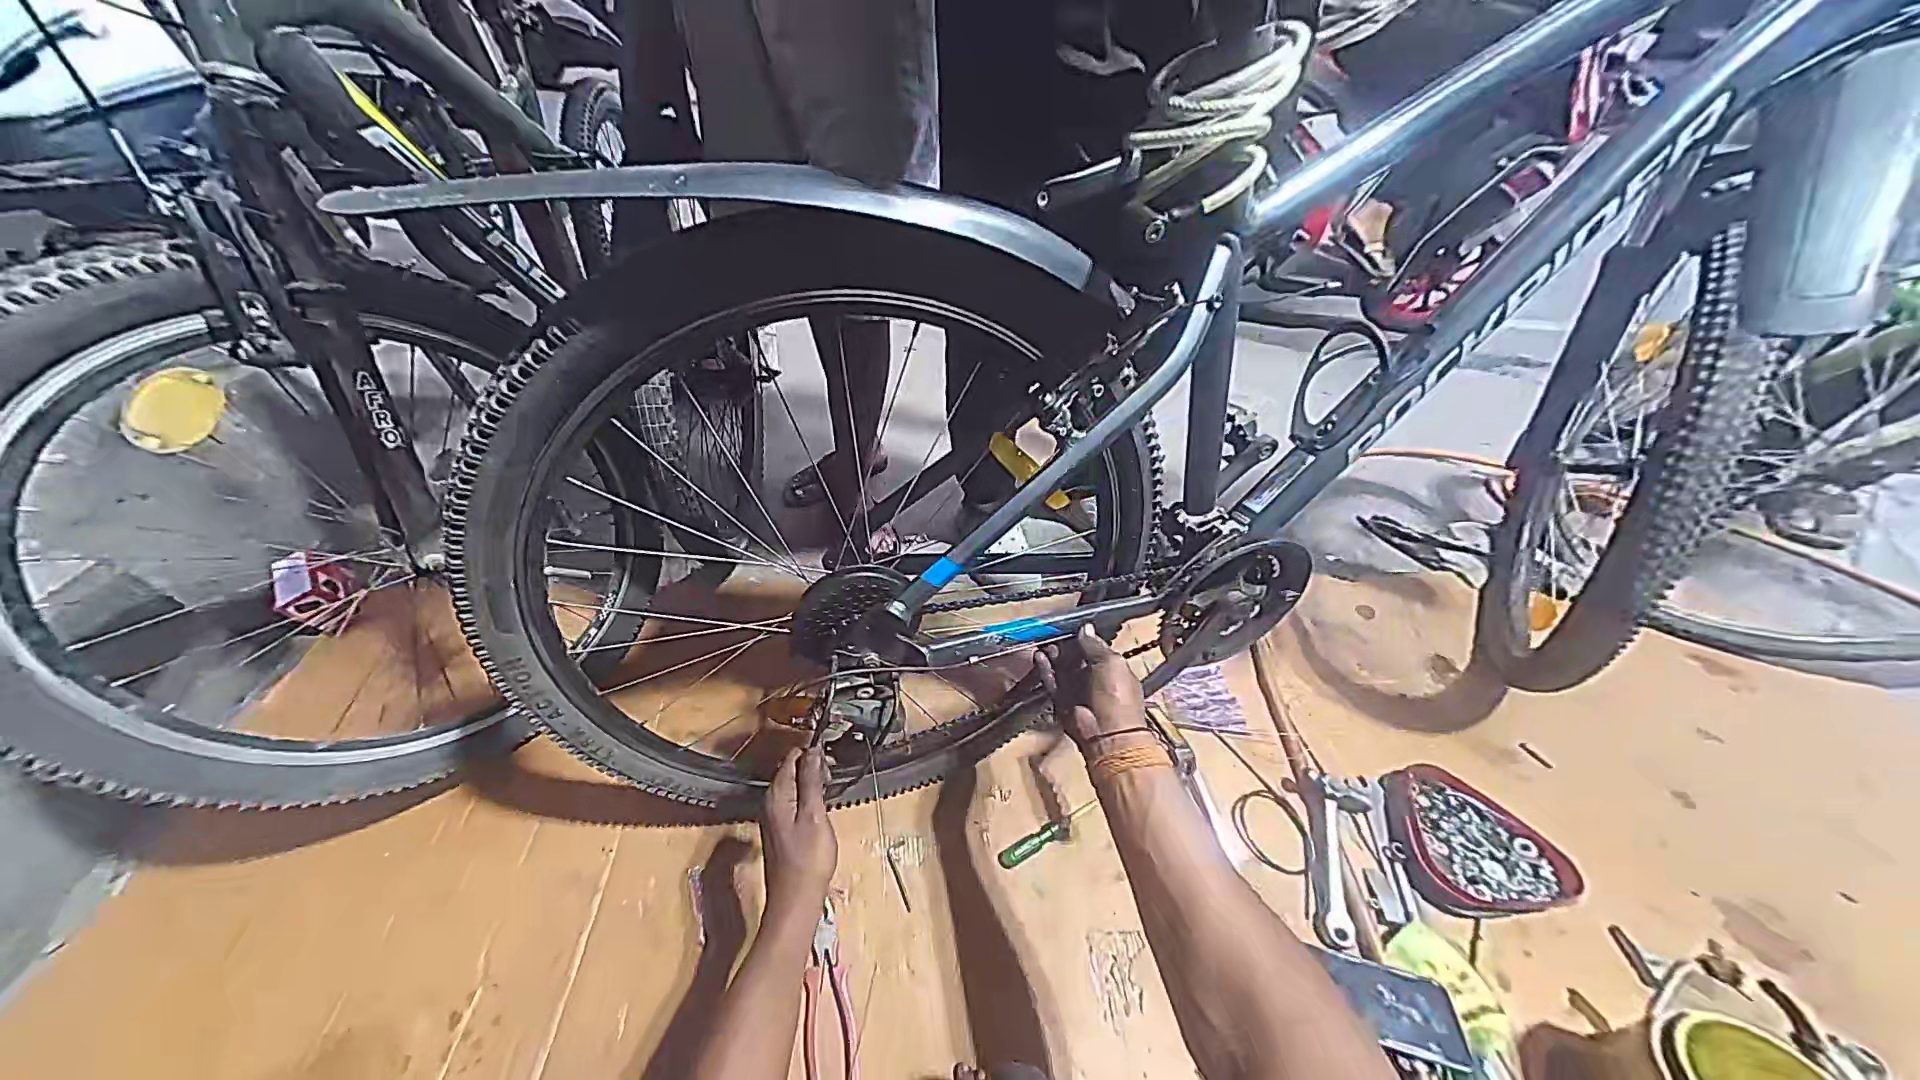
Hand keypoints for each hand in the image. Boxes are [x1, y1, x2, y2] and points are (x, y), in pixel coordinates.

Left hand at [761, 747, 836, 914]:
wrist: (796, 898)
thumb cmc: (809, 857)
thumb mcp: (814, 814)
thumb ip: (811, 780)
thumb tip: (812, 751)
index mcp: (777, 795)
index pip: (791, 758)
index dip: (811, 752)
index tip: (831, 756)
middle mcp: (770, 802)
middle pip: (790, 769)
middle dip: (812, 765)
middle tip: (832, 773)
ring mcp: (773, 816)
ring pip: (793, 785)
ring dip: (811, 781)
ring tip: (829, 786)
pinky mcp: (780, 828)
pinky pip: (794, 800)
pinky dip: (807, 796)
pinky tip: (820, 805)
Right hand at [1032, 625, 1149, 751]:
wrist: (1108, 734)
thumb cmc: (1118, 700)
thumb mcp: (1112, 663)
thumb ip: (1096, 644)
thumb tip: (1086, 628)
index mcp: (1111, 669)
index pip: (1093, 648)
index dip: (1082, 637)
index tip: (1070, 627)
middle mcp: (1093, 679)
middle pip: (1074, 656)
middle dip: (1065, 645)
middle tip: (1055, 634)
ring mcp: (1077, 690)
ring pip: (1061, 667)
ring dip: (1053, 655)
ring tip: (1046, 644)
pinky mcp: (1062, 700)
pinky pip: (1051, 681)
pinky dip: (1044, 669)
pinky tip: (1040, 657)